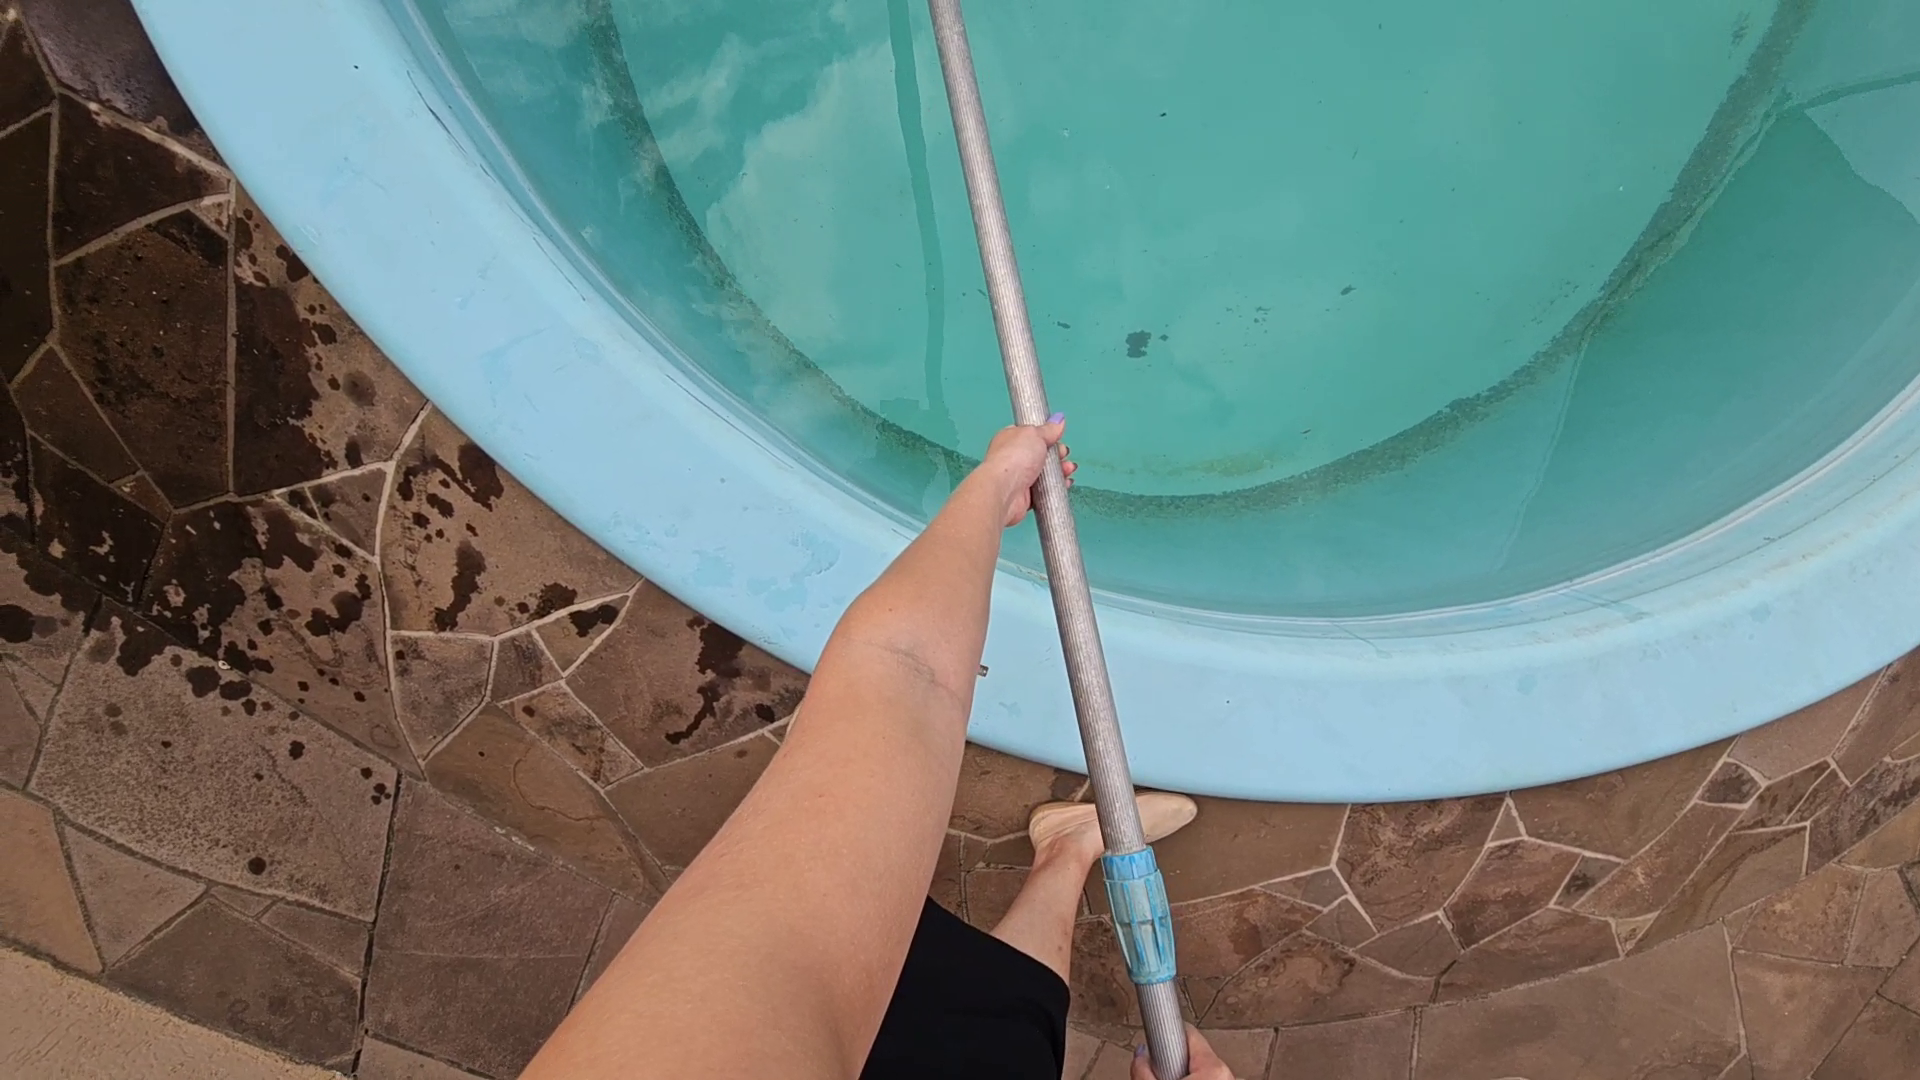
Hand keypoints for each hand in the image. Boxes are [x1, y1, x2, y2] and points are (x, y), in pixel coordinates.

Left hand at [979, 415, 1073, 526]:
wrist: (1005, 490)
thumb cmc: (1015, 457)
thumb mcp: (1035, 434)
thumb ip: (1048, 429)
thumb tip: (1058, 419)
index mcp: (1011, 438)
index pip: (1031, 435)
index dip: (1047, 436)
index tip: (1059, 438)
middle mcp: (1013, 458)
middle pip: (1041, 455)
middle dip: (1057, 455)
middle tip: (1064, 455)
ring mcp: (1019, 478)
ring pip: (1045, 473)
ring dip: (1060, 471)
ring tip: (1069, 470)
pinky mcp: (1025, 496)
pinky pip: (1044, 491)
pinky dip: (1056, 487)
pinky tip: (1065, 484)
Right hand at [1130, 1026, 1236, 1079]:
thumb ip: (1144, 1071)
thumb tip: (1141, 1054)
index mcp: (1215, 1070)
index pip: (1186, 1032)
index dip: (1165, 1037)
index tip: (1152, 1043)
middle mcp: (1228, 1077)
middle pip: (1191, 1058)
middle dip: (1172, 1068)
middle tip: (1158, 1079)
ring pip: (1197, 1077)